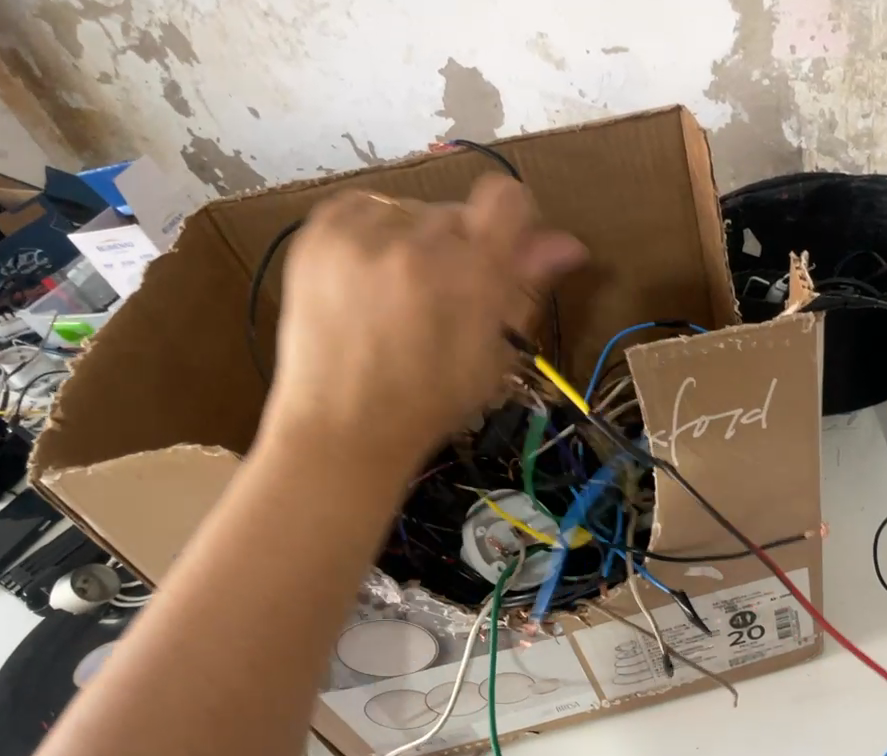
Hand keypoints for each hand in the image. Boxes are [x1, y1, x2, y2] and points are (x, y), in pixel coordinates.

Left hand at [259, 175, 586, 477]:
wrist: (344, 425)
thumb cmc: (432, 401)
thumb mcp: (495, 355)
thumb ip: (526, 289)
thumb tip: (568, 244)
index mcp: (471, 273)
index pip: (507, 199)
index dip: (515, 223)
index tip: (508, 253)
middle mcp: (417, 239)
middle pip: (461, 212)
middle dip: (464, 248)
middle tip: (449, 298)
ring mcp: (362, 231)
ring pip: (415, 211)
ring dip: (421, 244)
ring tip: (405, 296)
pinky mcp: (319, 230)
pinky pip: (369, 208)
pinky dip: (379, 238)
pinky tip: (374, 281)